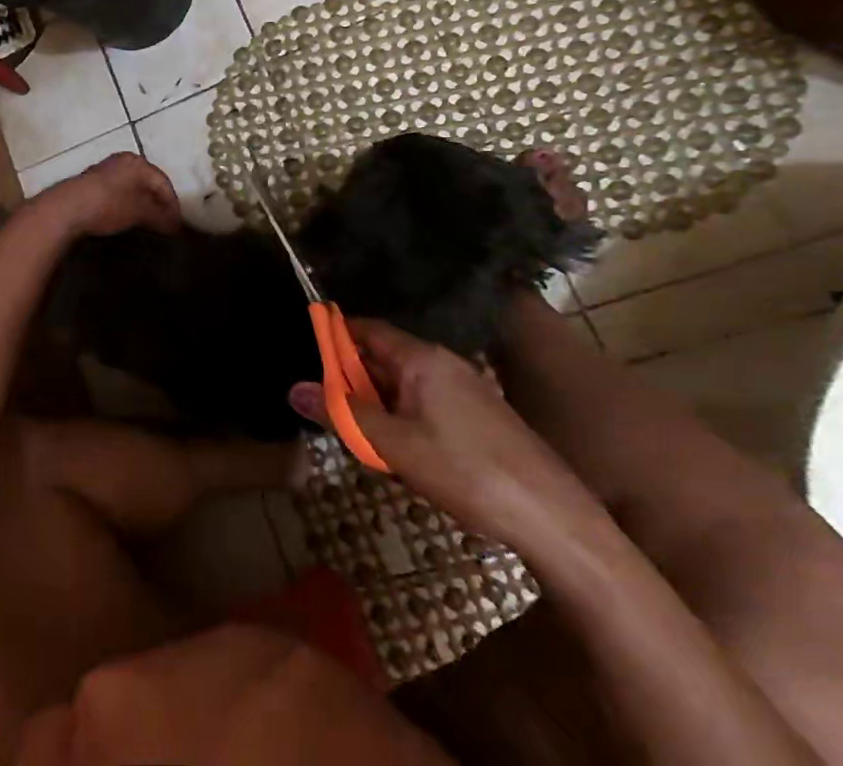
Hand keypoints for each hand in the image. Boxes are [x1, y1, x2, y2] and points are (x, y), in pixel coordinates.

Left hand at [32, 152, 180, 237]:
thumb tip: (176, 227)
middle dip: (157, 204)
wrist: (67, 208)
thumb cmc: (110, 205)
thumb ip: (161, 218)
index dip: (173, 205)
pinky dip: (125, 205)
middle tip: (165, 224)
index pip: (164, 183)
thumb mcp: (141, 213)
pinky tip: (124, 219)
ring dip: (141, 205)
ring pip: (131, 188)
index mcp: (138, 162)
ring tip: (147, 224)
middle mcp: (122, 161)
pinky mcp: (90, 182)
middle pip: (147, 184)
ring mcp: (104, 170)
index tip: (177, 224)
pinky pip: (116, 193)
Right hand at [314, 319, 605, 538]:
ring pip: (401, 386)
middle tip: (321, 409)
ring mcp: (463, 389)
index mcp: (423, 359)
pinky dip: (399, 420)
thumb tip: (294, 389)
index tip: (303, 351)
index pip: (368, 330)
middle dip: (350, 380)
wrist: (547, 513)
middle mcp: (443, 364)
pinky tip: (395, 454)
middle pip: (383, 358)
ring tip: (355, 438)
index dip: (334, 336)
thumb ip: (342, 414)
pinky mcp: (474, 415)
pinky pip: (423, 405)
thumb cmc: (464, 471)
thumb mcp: (393, 445)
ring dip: (374, 406)